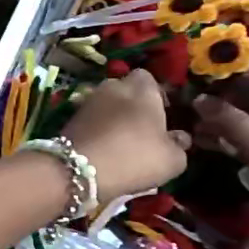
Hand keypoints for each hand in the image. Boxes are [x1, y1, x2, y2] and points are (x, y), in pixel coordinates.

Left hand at [61, 70, 190, 202]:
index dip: (157, 95)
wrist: (79, 169)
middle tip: (141, 130)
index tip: (162, 116)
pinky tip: (101, 148)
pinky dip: (96, 129)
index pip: (150, 79)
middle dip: (132, 104)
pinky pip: (90, 119)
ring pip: (105, 104)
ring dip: (112, 117)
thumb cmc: (135, 158)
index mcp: (141, 88)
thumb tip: (179, 137)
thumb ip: (179, 145)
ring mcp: (87, 100)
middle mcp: (112, 87)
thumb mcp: (172, 160)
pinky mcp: (69, 117)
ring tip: (120, 142)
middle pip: (125, 89)